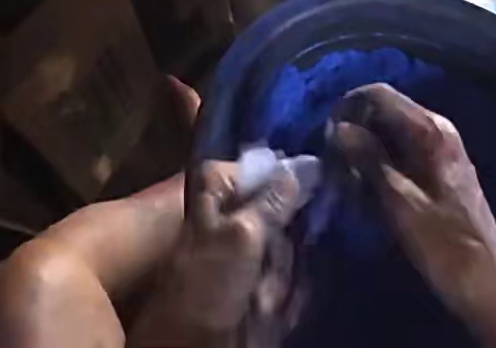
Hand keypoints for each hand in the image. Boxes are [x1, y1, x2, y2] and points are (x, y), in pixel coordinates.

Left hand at [127, 155, 306, 347]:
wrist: (188, 337)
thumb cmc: (208, 278)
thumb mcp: (242, 236)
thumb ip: (272, 202)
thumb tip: (302, 165)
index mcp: (217, 185)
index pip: (266, 170)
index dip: (291, 190)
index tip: (307, 210)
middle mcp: (228, 206)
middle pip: (281, 215)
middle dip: (282, 250)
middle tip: (265, 272)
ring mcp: (239, 242)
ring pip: (285, 251)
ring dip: (278, 280)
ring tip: (258, 298)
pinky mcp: (248, 275)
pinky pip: (281, 278)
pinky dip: (277, 297)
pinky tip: (262, 309)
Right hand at [328, 84, 495, 347]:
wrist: (495, 294)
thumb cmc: (445, 244)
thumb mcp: (399, 199)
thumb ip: (367, 157)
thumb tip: (337, 127)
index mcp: (430, 130)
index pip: (377, 94)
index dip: (346, 106)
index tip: (326, 132)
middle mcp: (437, 131)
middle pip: (381, 111)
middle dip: (352, 129)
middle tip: (332, 157)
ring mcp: (440, 152)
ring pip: (386, 132)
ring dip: (362, 148)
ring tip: (345, 176)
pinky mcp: (438, 172)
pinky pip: (398, 151)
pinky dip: (377, 162)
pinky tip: (365, 187)